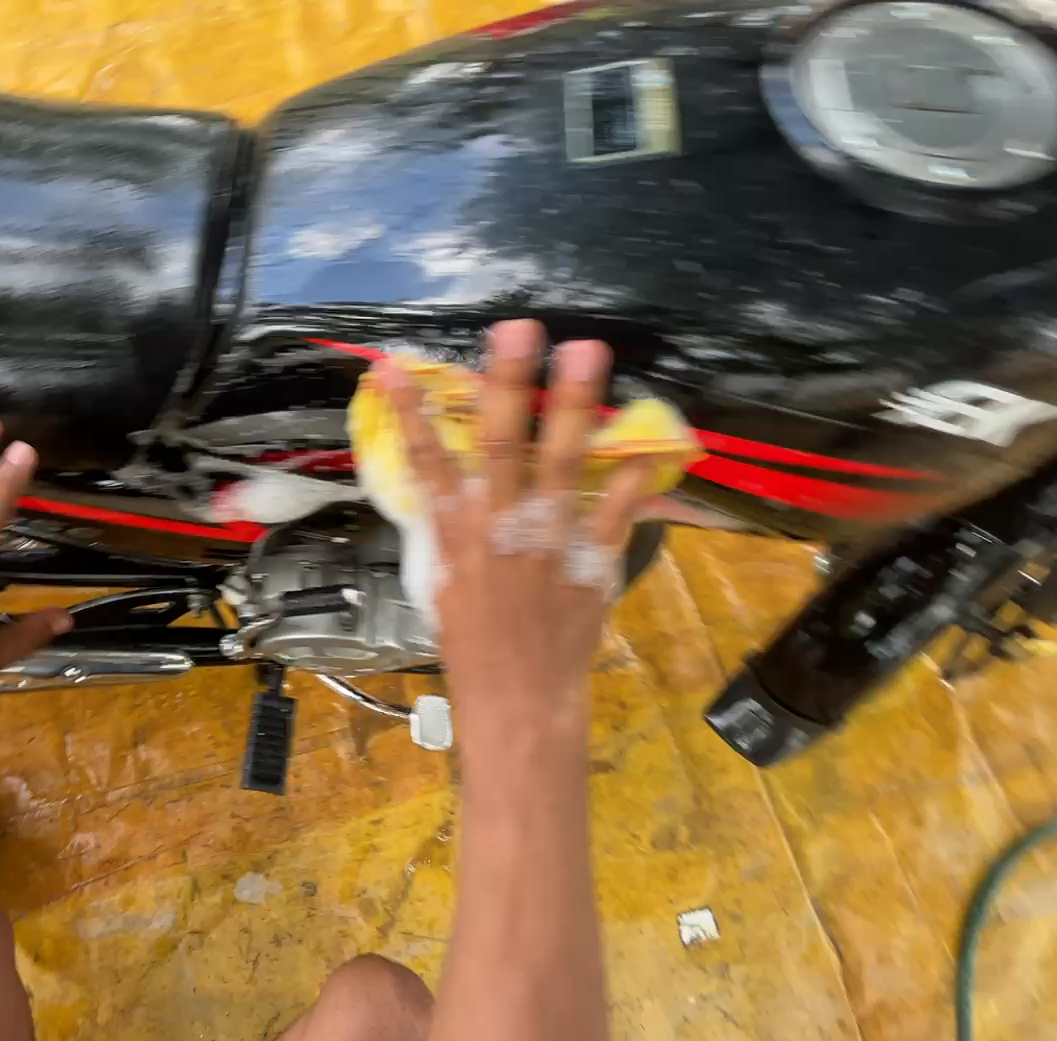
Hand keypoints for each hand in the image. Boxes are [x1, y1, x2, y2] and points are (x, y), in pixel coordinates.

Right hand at [382, 320, 652, 756]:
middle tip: (518, 327)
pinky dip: (640, 477)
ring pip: (562, 463)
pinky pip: (620, 512)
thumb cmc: (466, 643)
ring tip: (587, 352)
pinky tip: (662, 441)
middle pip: (501, 444)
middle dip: (506, 384)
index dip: (409, 411)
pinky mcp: (593, 560)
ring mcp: (549, 540)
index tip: (394, 366)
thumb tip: (442, 490)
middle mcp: (499, 525)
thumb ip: (442, 531)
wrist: (516, 697)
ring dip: (574, 406)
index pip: (425, 461)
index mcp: (454, 533)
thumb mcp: (436, 584)